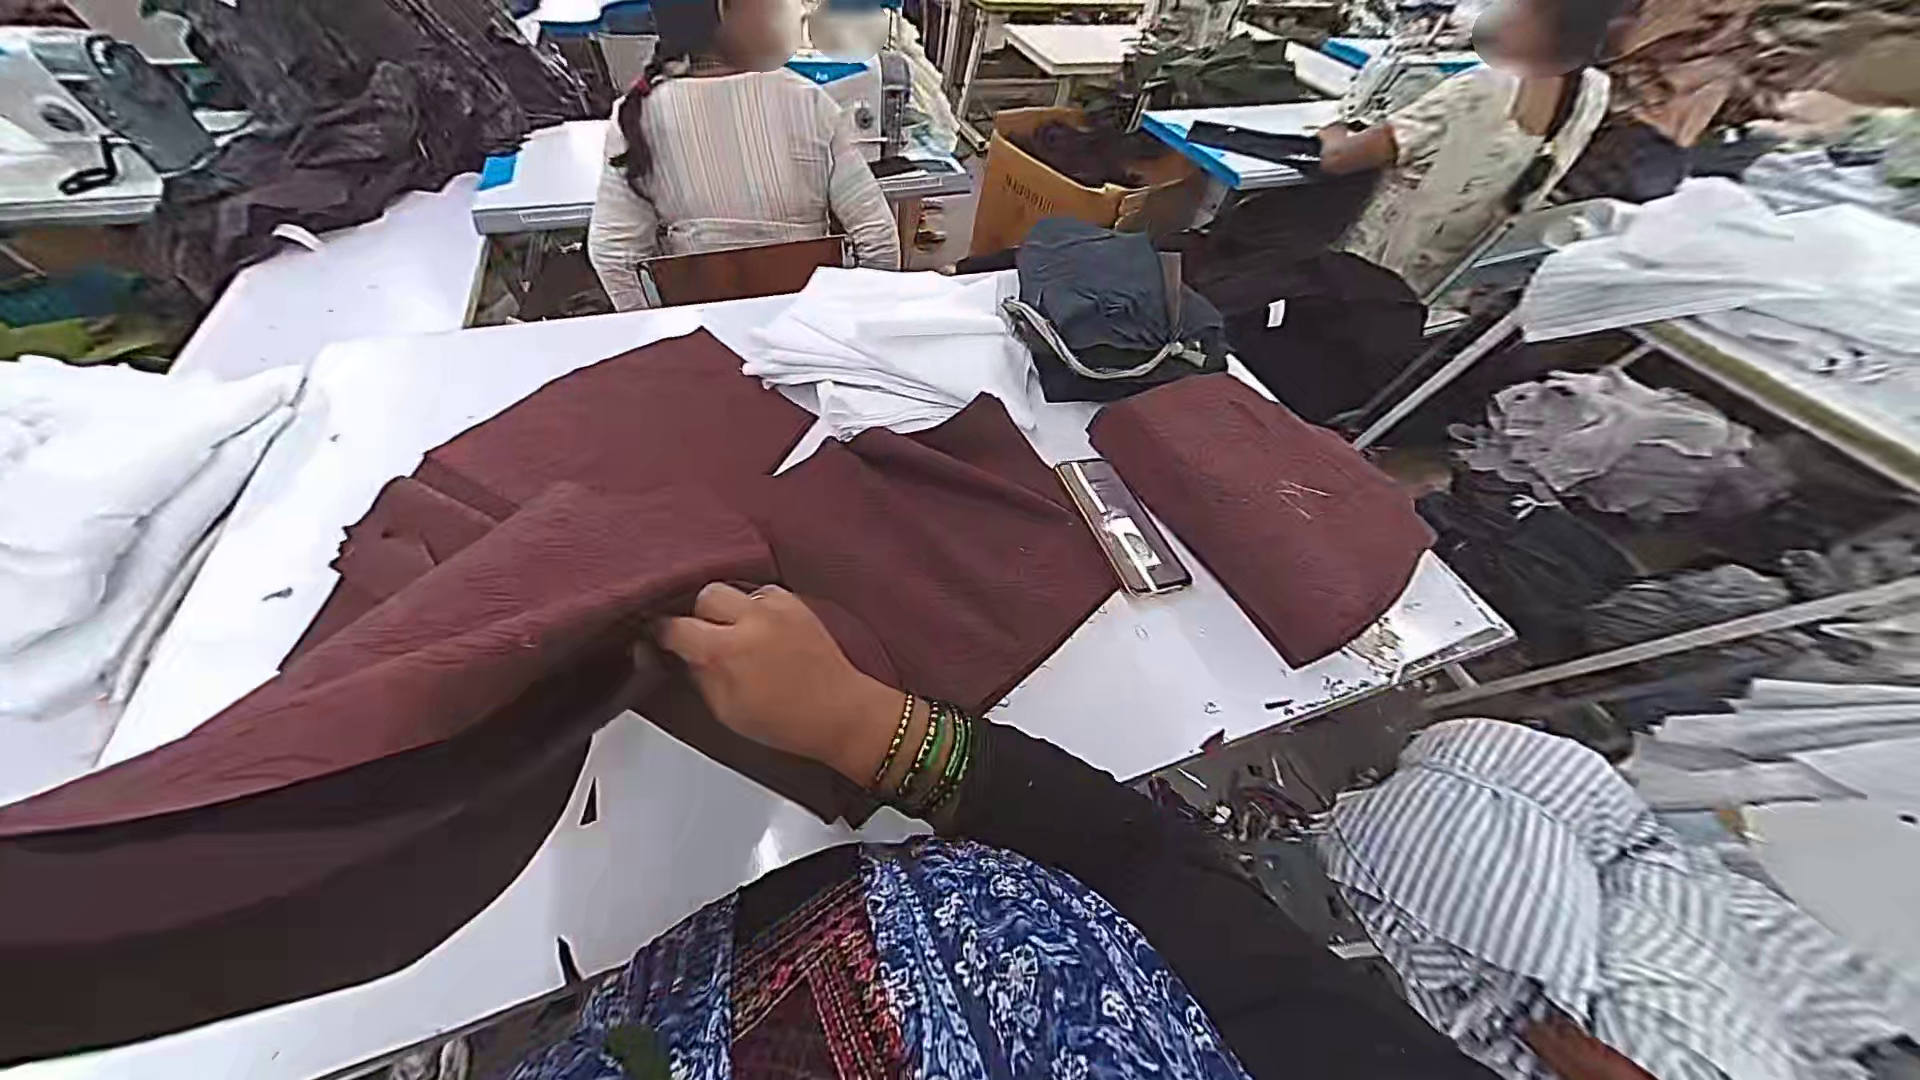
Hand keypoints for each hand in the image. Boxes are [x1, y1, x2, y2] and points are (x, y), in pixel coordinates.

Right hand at [654, 583, 905, 785]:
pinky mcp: (799, 605)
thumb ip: (696, 676)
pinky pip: (764, 593)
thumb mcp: (725, 710)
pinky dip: (756, 606)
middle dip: (697, 615)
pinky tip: (759, 627)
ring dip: (728, 608)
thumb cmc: (786, 721)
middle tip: (700, 638)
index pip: (676, 627)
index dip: (661, 633)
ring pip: (735, 589)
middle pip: (705, 595)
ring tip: (733, 634)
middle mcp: (753, 619)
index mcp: (729, 649)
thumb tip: (674, 653)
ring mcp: (779, 608)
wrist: (840, 712)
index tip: (657, 638)